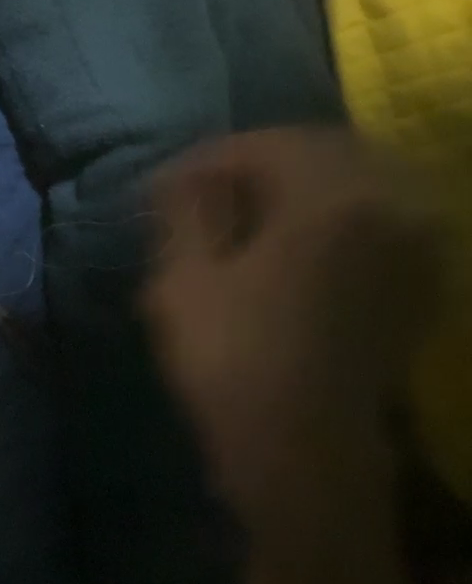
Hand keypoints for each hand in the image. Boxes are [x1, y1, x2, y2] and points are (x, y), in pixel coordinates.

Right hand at [144, 129, 443, 521]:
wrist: (298, 437)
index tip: (160, 184)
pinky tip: (292, 245)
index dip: (209, 158)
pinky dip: (332, 216)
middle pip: (326, 153)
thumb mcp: (182, 283)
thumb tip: (181, 179)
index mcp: (331, 199)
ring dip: (298, 188)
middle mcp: (393, 203)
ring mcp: (420, 240)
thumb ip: (186, 218)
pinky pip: (380, 218)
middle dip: (258, 164)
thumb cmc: (227, 357)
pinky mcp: (423, 276)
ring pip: (359, 183)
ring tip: (243, 218)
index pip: (270, 146)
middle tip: (200, 193)